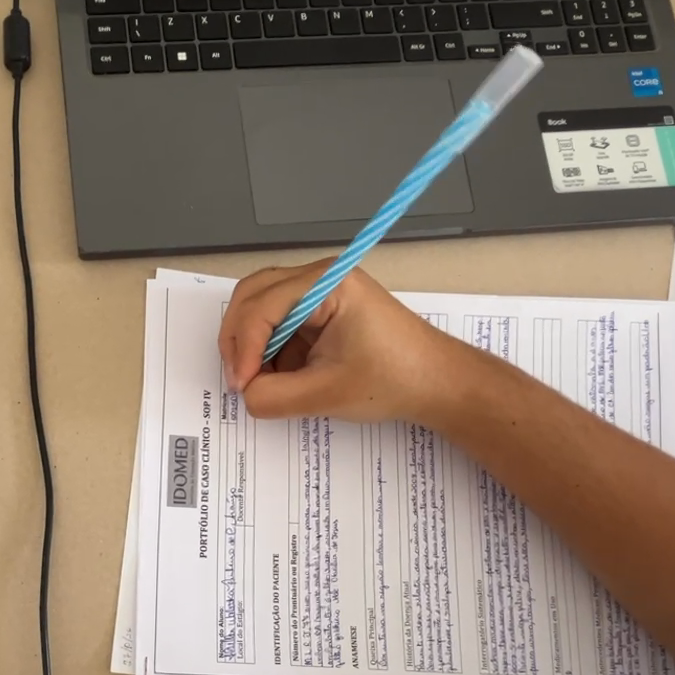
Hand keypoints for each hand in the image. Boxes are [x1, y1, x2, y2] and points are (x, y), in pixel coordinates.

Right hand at [218, 261, 468, 424]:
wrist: (436, 383)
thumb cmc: (394, 380)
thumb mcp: (325, 394)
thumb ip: (273, 396)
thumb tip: (244, 394)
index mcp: (327, 284)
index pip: (262, 307)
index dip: (244, 348)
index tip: (242, 386)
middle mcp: (318, 277)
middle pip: (251, 296)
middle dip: (238, 339)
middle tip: (240, 379)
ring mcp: (318, 292)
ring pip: (259, 309)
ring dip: (251, 345)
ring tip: (260, 380)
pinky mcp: (318, 311)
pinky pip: (276, 324)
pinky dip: (267, 350)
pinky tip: (280, 375)